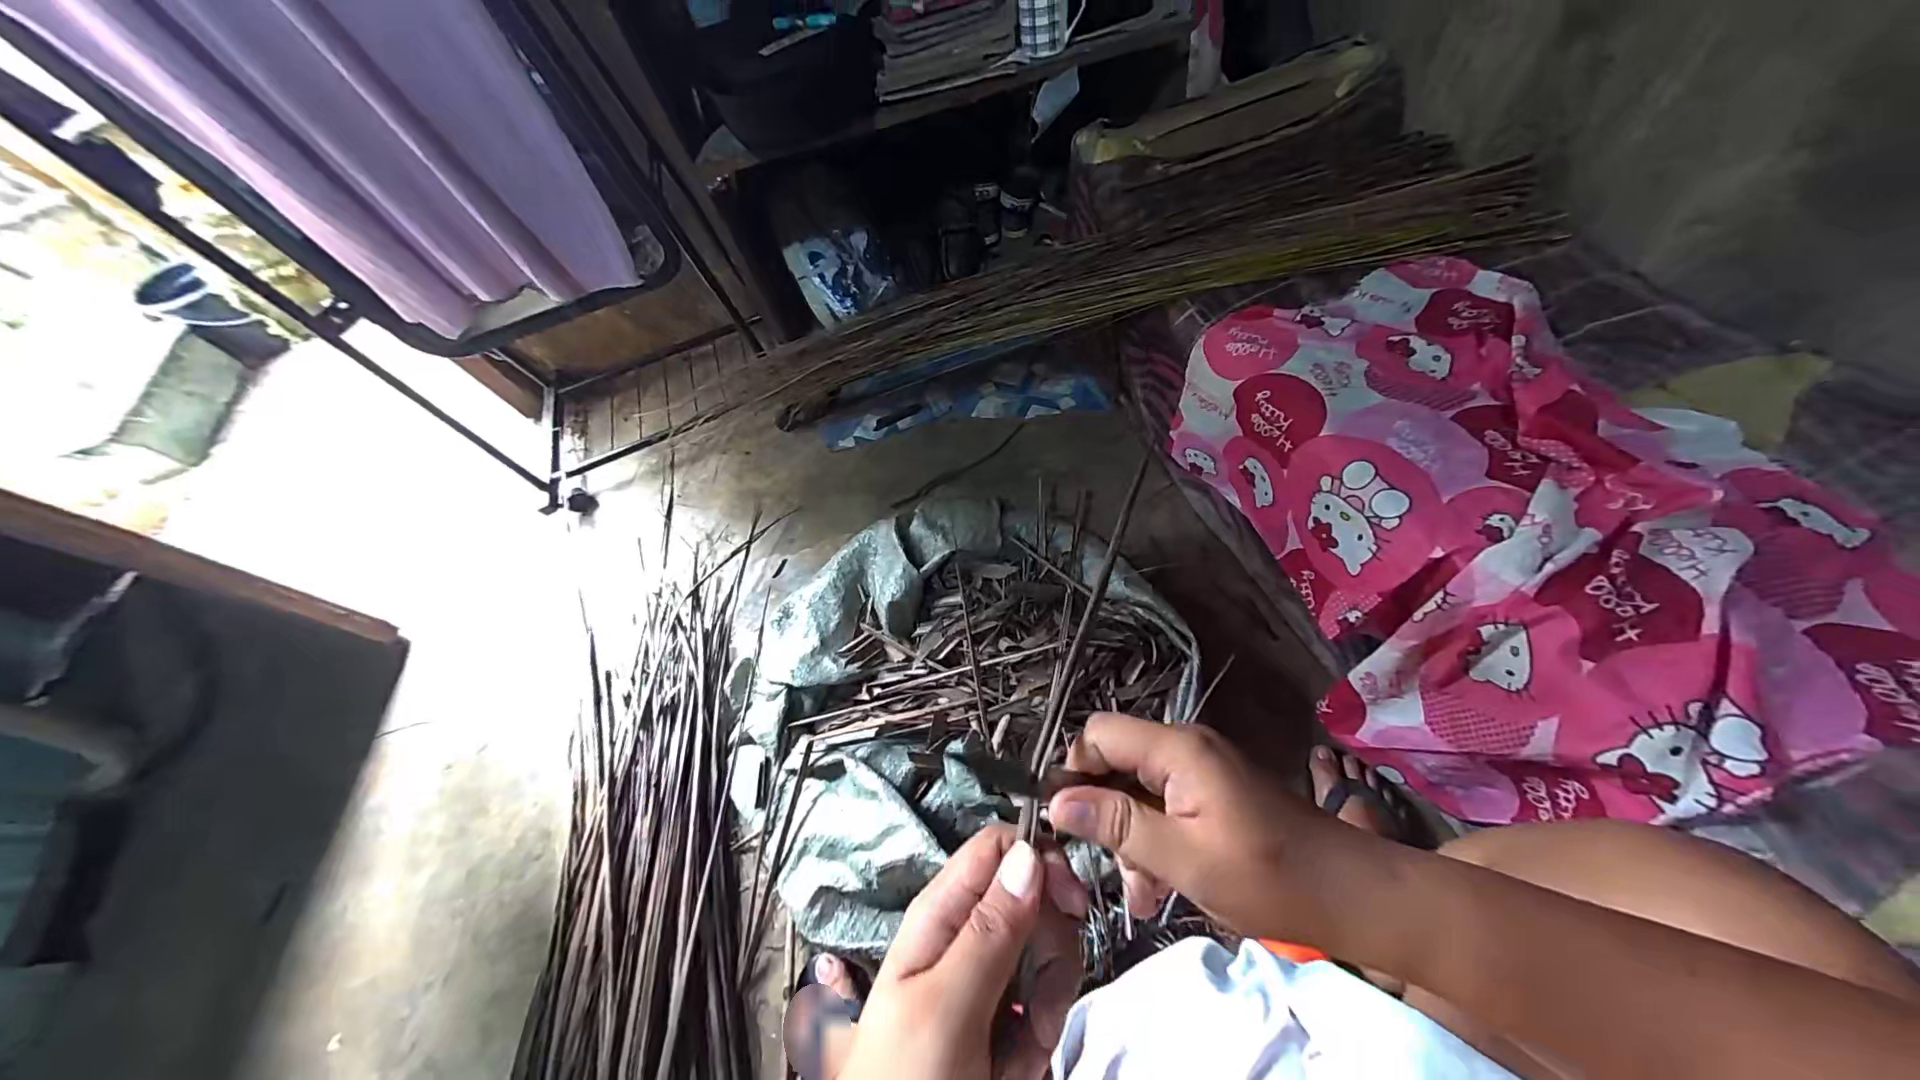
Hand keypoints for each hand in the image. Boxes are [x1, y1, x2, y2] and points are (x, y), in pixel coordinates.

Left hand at [838, 825, 1087, 1079]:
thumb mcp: (945, 1008)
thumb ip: (990, 930)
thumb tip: (1030, 852)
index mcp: (940, 913)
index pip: (998, 848)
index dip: (1042, 863)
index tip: (1071, 906)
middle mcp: (963, 932)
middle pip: (1034, 901)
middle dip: (1051, 954)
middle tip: (1037, 1009)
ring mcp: (983, 974)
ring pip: (1046, 954)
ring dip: (1048, 1005)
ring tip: (1017, 1056)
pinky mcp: (1000, 1012)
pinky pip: (1043, 1001)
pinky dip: (1039, 1036)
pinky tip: (1014, 1068)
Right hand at [1046, 712, 1388, 944]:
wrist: (1350, 895)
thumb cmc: (1268, 877)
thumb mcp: (1182, 858)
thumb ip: (1117, 824)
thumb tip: (1056, 802)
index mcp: (1177, 748)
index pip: (1098, 733)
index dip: (1074, 770)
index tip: (1065, 820)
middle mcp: (1184, 746)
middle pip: (1114, 763)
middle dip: (1102, 815)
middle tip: (1104, 869)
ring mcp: (1198, 769)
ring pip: (1135, 791)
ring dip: (1128, 839)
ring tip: (1141, 894)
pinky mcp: (1209, 792)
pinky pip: (1162, 805)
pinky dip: (1152, 841)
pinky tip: (1158, 886)